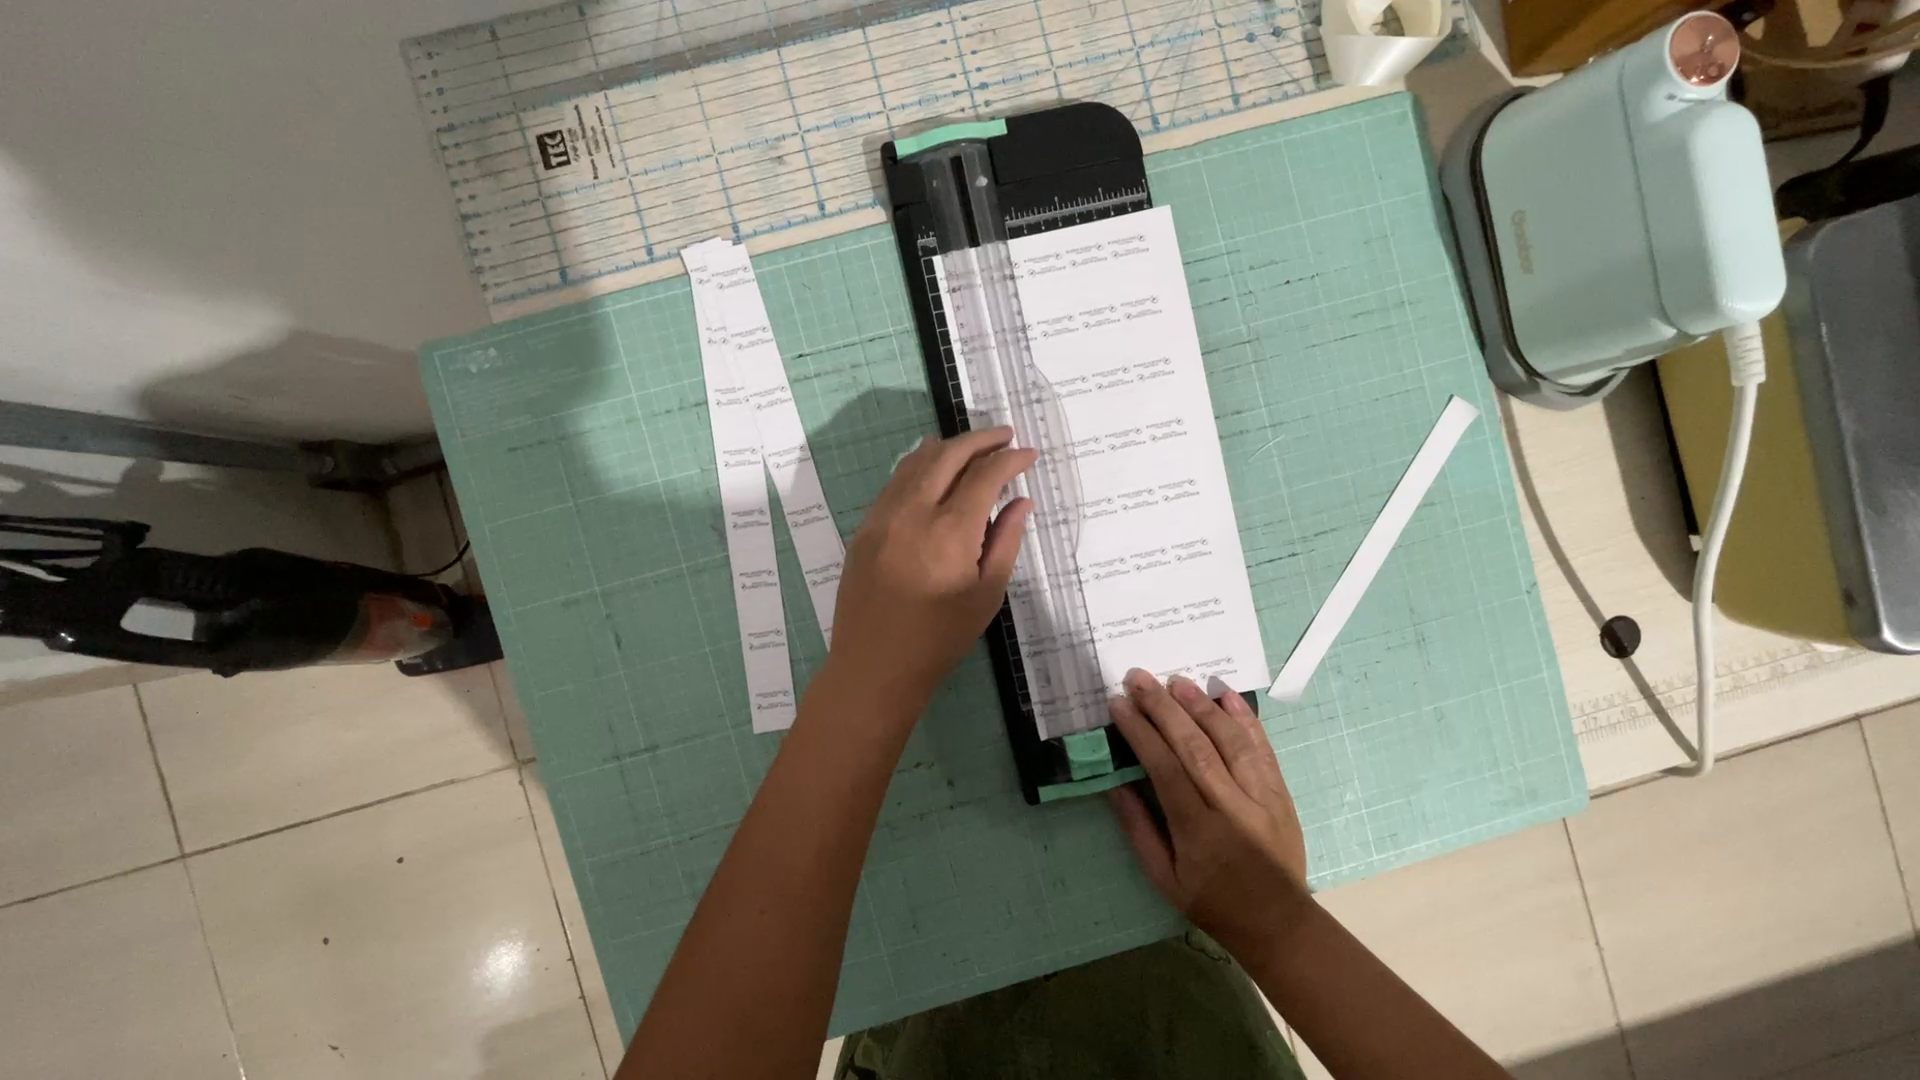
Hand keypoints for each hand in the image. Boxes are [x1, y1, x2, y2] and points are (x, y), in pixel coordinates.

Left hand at [823, 426, 1036, 713]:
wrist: (874, 667)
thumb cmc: (940, 638)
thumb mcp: (986, 595)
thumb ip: (1005, 541)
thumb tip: (1022, 502)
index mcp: (950, 530)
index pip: (985, 475)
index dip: (1010, 459)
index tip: (1029, 454)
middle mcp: (913, 512)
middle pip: (948, 454)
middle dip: (980, 440)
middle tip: (1004, 436)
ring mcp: (882, 517)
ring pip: (915, 462)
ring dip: (947, 447)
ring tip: (971, 447)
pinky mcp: (864, 528)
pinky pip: (894, 483)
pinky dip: (918, 467)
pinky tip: (931, 472)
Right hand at [1107, 669, 1309, 958]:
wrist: (1278, 922)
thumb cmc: (1211, 902)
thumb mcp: (1163, 877)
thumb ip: (1138, 828)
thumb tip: (1114, 783)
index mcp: (1198, 832)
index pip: (1165, 769)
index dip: (1140, 733)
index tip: (1119, 704)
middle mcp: (1232, 808)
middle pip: (1195, 746)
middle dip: (1163, 708)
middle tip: (1138, 678)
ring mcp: (1262, 797)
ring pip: (1230, 741)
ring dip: (1201, 706)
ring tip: (1175, 681)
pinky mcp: (1281, 792)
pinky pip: (1262, 748)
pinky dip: (1245, 718)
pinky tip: (1225, 694)